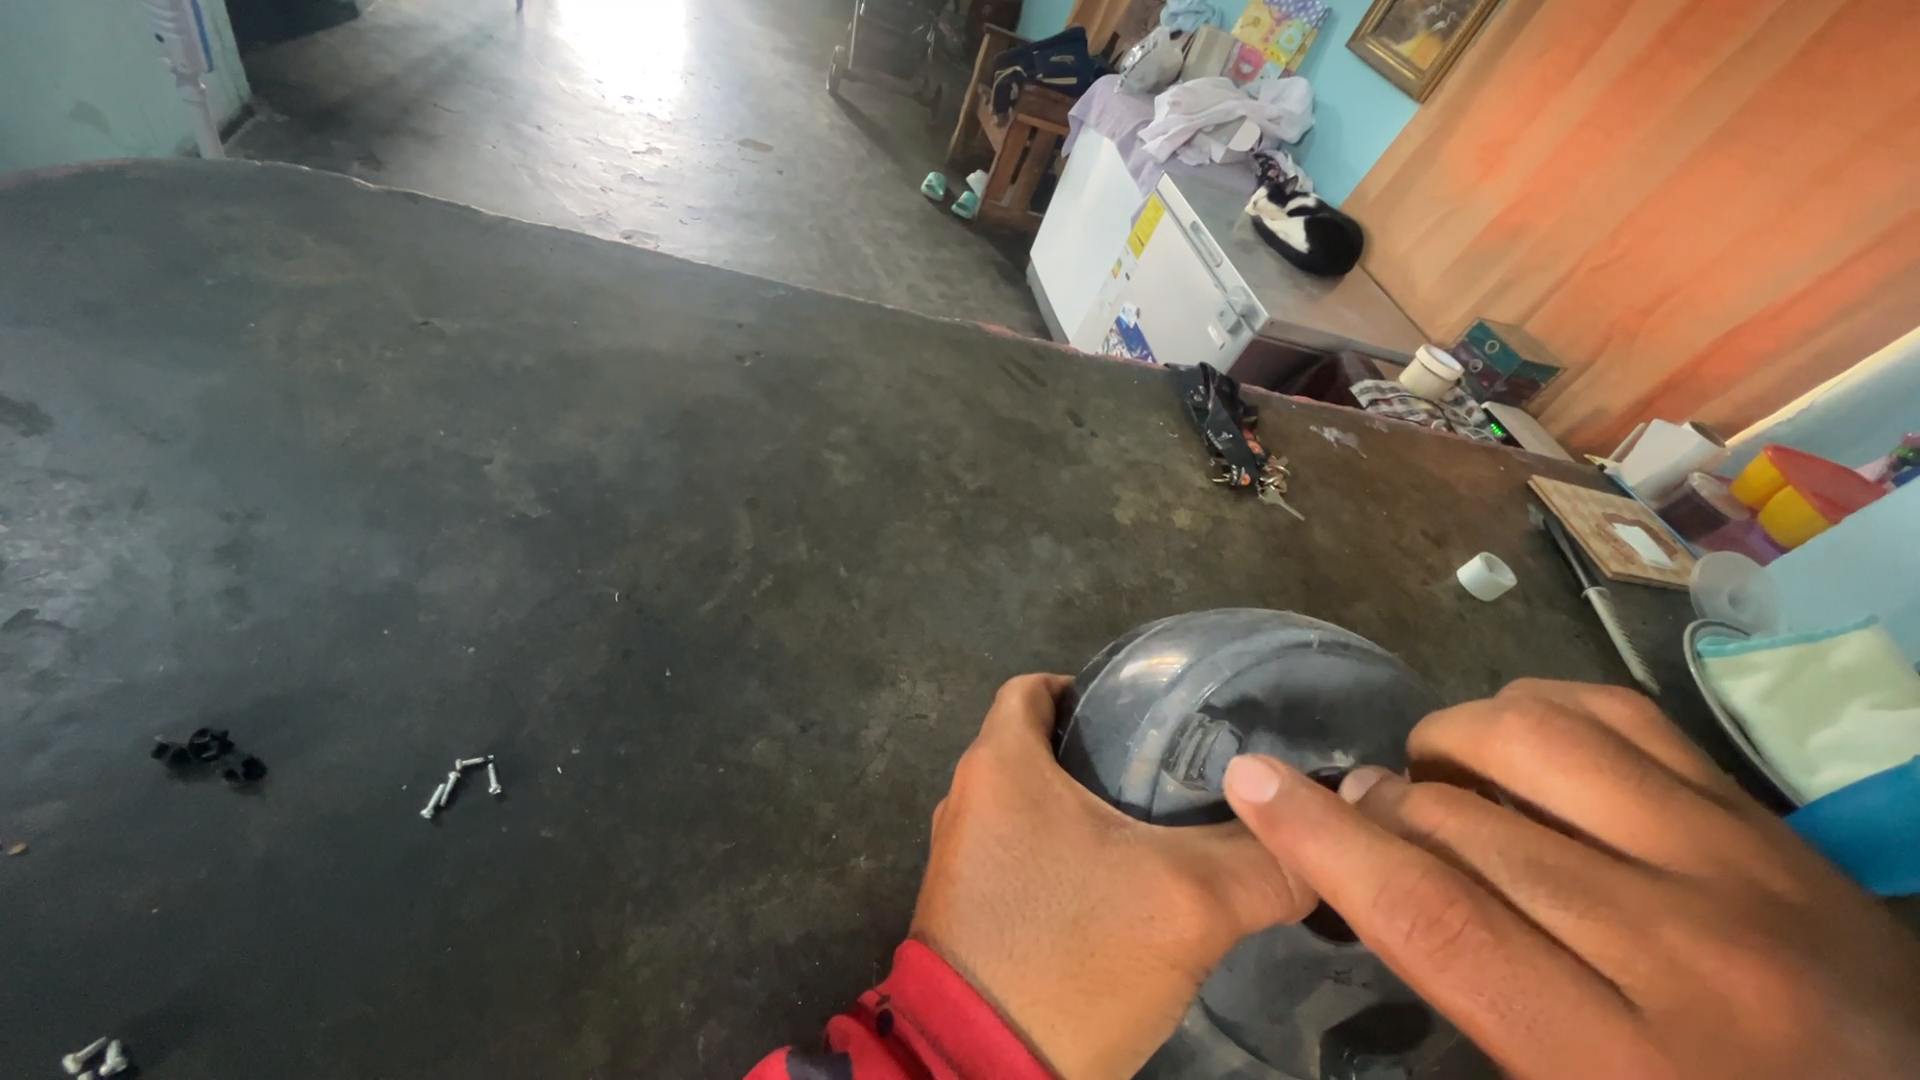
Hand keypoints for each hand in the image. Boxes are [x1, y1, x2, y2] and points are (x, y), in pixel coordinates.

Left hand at [911, 674, 1316, 1079]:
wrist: (987, 1072)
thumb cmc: (1074, 957)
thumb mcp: (1187, 904)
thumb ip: (1262, 862)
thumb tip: (1324, 838)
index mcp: (1000, 764)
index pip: (1034, 687)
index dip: (1088, 685)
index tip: (1147, 712)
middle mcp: (969, 794)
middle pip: (1037, 742)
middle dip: (1099, 748)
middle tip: (1170, 767)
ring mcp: (961, 852)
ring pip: (1030, 799)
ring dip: (1084, 804)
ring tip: (1158, 823)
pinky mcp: (968, 901)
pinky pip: (1020, 847)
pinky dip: (1063, 848)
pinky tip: (1120, 883)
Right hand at [1223, 679, 1919, 1078]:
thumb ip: (1457, 989)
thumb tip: (1366, 869)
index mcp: (1622, 1058)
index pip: (1431, 914)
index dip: (1320, 837)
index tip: (1251, 781)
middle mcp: (1687, 949)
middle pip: (1462, 822)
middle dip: (1377, 802)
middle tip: (1361, 811)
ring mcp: (1740, 866)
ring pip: (1529, 740)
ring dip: (1446, 745)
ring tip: (1439, 778)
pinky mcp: (1765, 819)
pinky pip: (1611, 712)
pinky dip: (1531, 711)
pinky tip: (1515, 748)